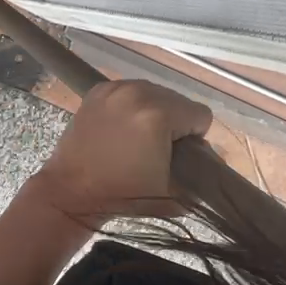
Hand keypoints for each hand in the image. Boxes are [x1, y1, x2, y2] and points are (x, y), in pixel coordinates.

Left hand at [28, 79, 212, 221]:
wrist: (70, 192)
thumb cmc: (123, 196)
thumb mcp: (173, 193)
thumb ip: (202, 176)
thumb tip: (215, 160)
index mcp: (158, 115)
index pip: (200, 114)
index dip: (196, 137)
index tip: (179, 156)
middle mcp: (137, 93)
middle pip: (178, 100)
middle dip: (174, 122)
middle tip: (158, 149)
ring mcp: (114, 88)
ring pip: (154, 92)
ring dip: (154, 111)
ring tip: (139, 138)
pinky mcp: (97, 91)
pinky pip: (130, 91)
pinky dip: (132, 106)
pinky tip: (123, 128)